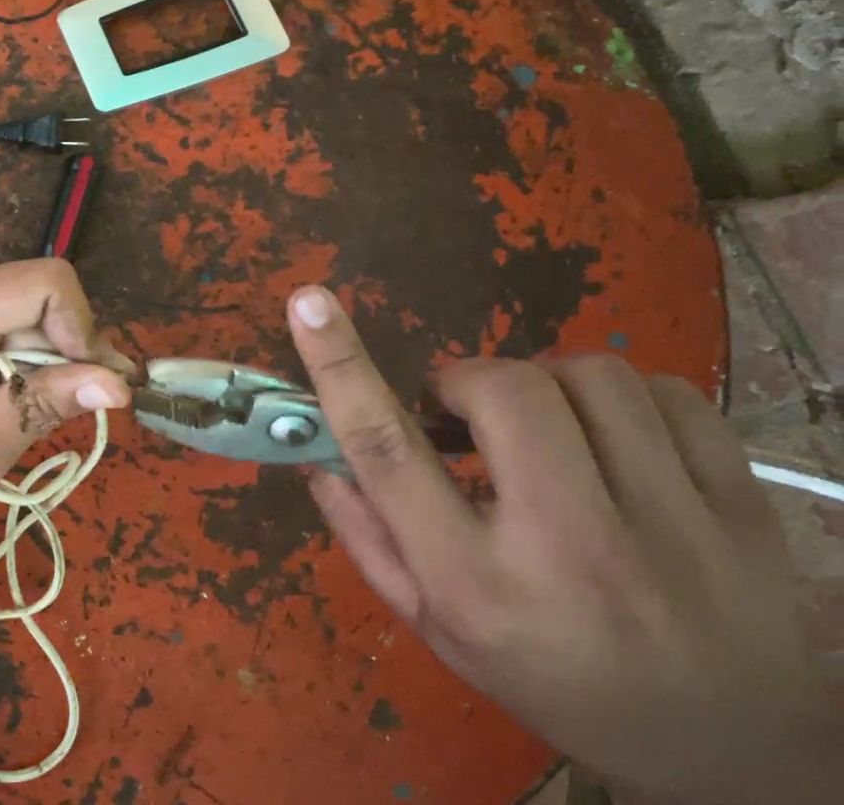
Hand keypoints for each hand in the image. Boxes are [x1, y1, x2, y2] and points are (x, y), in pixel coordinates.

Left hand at [0, 259, 133, 544]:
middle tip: (66, 413)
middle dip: (67, 350)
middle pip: (41, 294)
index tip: (83, 387)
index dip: (81, 330)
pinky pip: (7, 322)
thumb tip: (117, 381)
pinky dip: (23, 360)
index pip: (46, 282)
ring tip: (26, 415)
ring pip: (30, 310)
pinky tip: (6, 401)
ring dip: (46, 361)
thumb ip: (39, 408)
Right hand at [286, 285, 842, 804]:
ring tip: (540, 430)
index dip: (339, 366)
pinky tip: (610, 439)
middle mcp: (567, 546)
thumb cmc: (548, 679)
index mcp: (472, 581)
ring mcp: (672, 523)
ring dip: (541, 384)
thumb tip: (314, 453)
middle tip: (460, 418)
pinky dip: (620, 396)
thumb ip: (367, 536)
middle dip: (464, 382)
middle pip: (503, 392)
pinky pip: (668, 392)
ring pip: (589, 378)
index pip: (386, 450)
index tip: (308, 302)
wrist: (726, 748)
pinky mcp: (742, 506)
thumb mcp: (434, 626)